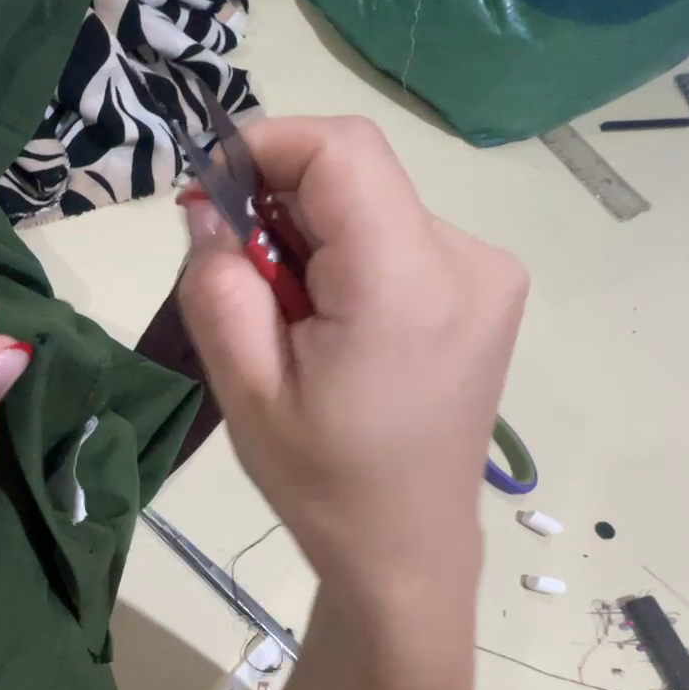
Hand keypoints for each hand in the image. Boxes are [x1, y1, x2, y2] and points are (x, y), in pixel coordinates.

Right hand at [178, 117, 527, 594]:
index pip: (340, 151)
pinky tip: (322, 325)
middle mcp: (466, 257)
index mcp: (404, 283)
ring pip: (371, 209)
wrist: (403, 544)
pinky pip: (395, 239)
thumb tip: (205, 210)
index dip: (263, 145)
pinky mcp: (484, 290)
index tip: (202, 190)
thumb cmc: (317, 480)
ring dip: (305, 240)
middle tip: (227, 277)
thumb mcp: (244, 388)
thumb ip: (218, 288)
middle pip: (354, 179)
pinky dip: (341, 259)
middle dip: (274, 207)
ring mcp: (486, 272)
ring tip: (277, 321)